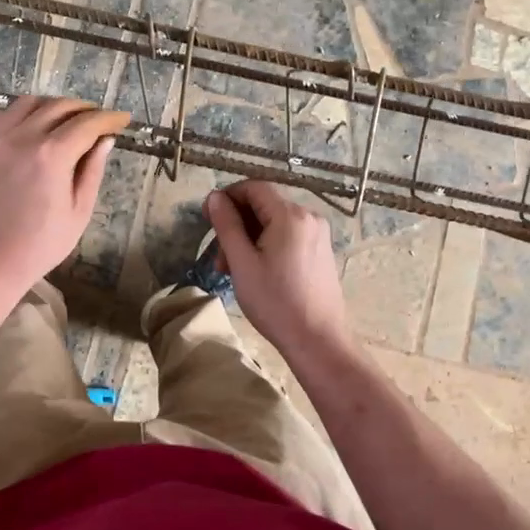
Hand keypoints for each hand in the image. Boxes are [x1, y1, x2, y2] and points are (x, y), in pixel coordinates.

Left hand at [0, 97, 129, 296]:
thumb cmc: (36, 247)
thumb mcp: (77, 213)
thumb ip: (92, 171)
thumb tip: (105, 140)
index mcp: (51, 156)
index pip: (87, 124)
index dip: (109, 118)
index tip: (123, 120)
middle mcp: (23, 137)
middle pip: (60, 107)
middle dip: (85, 110)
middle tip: (101, 121)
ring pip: (32, 103)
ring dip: (56, 106)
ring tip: (70, 120)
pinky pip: (7, 114)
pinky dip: (28, 112)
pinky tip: (37, 126)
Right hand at [204, 180, 349, 354]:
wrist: (318, 342)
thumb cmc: (276, 302)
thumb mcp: (242, 263)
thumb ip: (227, 225)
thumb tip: (215, 196)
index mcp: (290, 215)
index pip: (254, 187)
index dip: (228, 197)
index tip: (208, 218)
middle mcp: (309, 217)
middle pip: (264, 205)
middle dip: (237, 225)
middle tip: (219, 259)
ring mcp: (318, 235)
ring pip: (274, 223)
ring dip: (249, 238)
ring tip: (234, 271)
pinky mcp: (321, 252)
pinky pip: (288, 236)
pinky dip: (267, 246)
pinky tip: (256, 272)